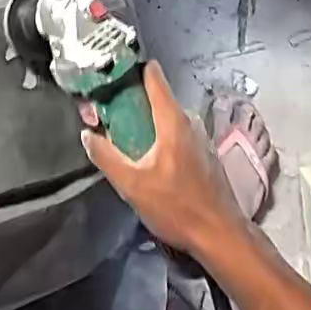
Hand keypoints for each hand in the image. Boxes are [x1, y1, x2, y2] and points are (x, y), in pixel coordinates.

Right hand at [80, 61, 246, 255]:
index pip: (153, 76)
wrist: (223, 239)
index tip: (109, 75)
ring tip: (123, 140)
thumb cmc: (178, 207)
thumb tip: (87, 134)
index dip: (130, 70)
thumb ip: (106, 156)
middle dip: (130, 103)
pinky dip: (159, 137)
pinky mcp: (205, 156)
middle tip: (106, 117)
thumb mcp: (132, 185)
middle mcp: (189, 122)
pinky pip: (176, 134)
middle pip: (155, 98)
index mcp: (172, 120)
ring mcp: (200, 138)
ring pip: (165, 118)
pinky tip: (148, 160)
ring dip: (144, 123)